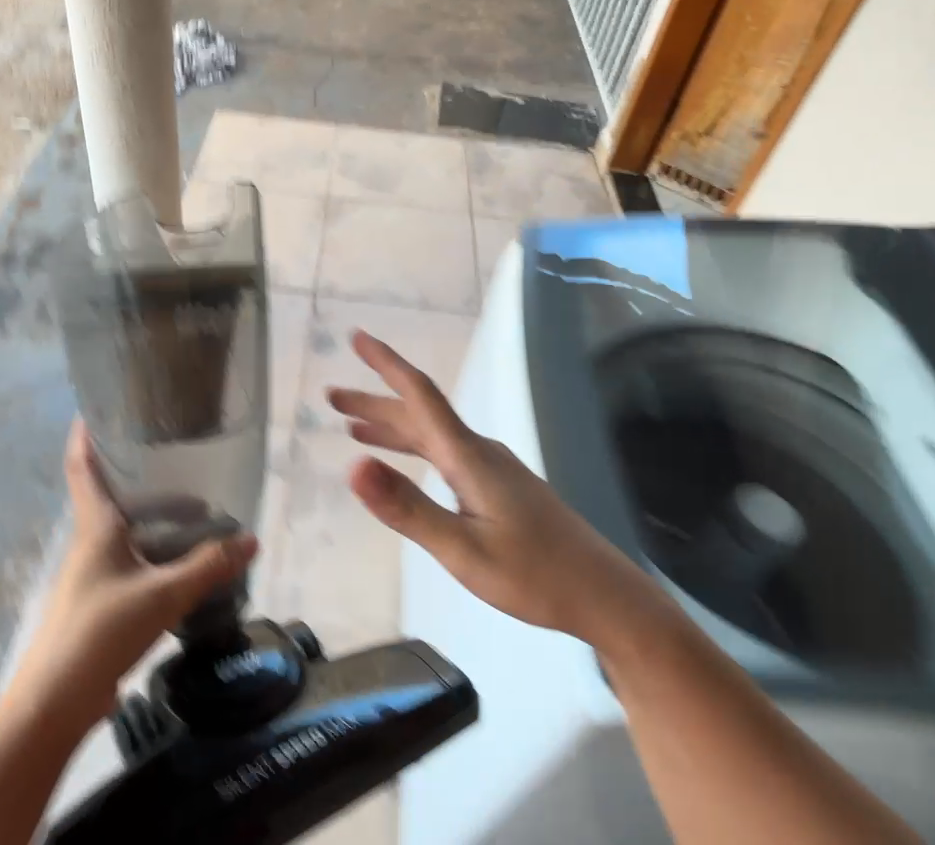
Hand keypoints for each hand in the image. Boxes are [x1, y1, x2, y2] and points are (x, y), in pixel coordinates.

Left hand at [5, 421, 258, 728]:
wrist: (56, 699)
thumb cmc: (102, 630)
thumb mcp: (163, 594)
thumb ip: (208, 567)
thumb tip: (250, 540)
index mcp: (95, 529)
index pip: (83, 469)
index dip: (85, 437)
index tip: (93, 408)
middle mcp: (89, 546)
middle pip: (115, 501)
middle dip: (149, 485)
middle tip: (189, 473)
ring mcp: (91, 579)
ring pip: (126, 537)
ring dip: (157, 526)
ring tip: (199, 524)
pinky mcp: (98, 607)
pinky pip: (131, 568)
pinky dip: (155, 559)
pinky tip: (183, 574)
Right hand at [327, 331, 666, 643]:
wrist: (603, 596)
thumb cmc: (534, 576)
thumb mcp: (462, 550)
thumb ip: (407, 508)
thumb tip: (352, 465)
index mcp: (469, 459)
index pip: (421, 398)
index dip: (387, 365)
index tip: (357, 338)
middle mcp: (479, 454)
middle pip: (421, 415)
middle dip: (375, 402)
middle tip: (331, 397)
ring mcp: (492, 471)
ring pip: (432, 436)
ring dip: (390, 428)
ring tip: (351, 426)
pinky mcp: (499, 489)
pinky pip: (444, 456)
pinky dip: (413, 450)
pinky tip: (402, 463)